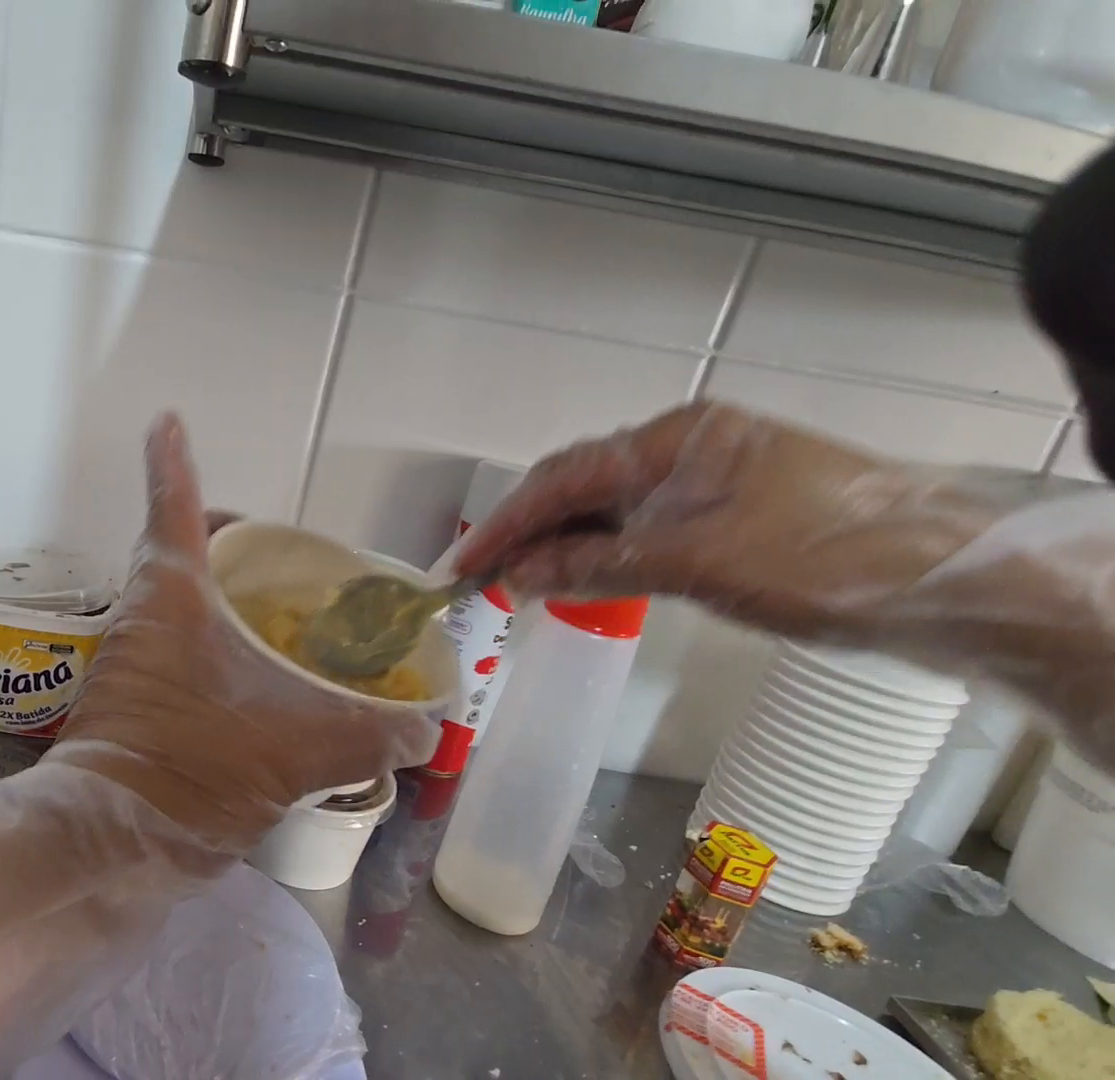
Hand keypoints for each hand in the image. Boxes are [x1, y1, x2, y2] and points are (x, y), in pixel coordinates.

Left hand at [51, 415, 437, 849]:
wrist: (102, 845)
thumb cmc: (186, 770)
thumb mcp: (292, 752)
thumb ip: (368, 737)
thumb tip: (428, 730)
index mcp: (171, 596)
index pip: (174, 508)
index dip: (173, 460)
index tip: (167, 420)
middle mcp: (144, 616)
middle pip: (184, 550)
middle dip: (232, 543)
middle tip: (293, 563)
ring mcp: (134, 660)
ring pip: (184, 603)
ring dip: (231, 600)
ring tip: (294, 623)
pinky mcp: (135, 702)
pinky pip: (183, 650)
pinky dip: (223, 647)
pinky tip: (267, 682)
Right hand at [447, 402, 994, 641]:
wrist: (953, 583)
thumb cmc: (821, 558)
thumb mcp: (696, 562)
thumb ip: (596, 565)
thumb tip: (516, 576)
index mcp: (674, 440)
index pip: (564, 478)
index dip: (507, 523)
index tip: (463, 565)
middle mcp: (683, 451)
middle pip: (580, 489)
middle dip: (526, 533)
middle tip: (479, 579)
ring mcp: (704, 484)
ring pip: (607, 512)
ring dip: (559, 548)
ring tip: (513, 585)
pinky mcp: (722, 517)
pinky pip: (638, 531)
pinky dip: (599, 557)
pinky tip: (574, 580)